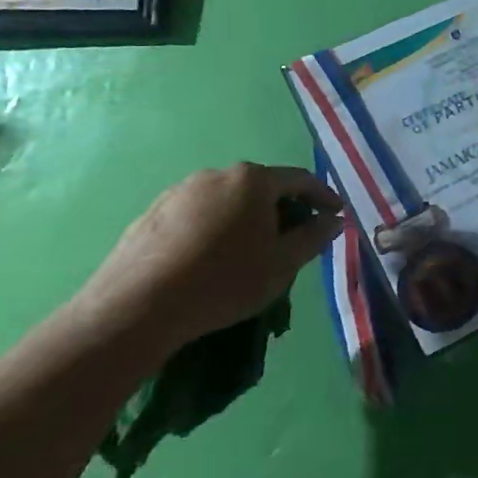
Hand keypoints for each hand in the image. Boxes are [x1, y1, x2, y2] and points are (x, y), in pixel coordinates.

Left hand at [70, 164, 344, 357]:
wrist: (141, 304)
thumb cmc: (224, 281)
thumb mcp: (282, 264)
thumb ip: (313, 237)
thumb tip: (334, 219)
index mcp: (252, 179)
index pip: (300, 180)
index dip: (323, 196)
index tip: (336, 214)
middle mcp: (217, 173)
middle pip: (261, 188)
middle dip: (282, 210)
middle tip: (292, 241)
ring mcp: (181, 189)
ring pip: (227, 200)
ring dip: (245, 220)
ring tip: (248, 254)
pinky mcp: (155, 210)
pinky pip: (198, 214)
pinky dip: (214, 229)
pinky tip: (208, 260)